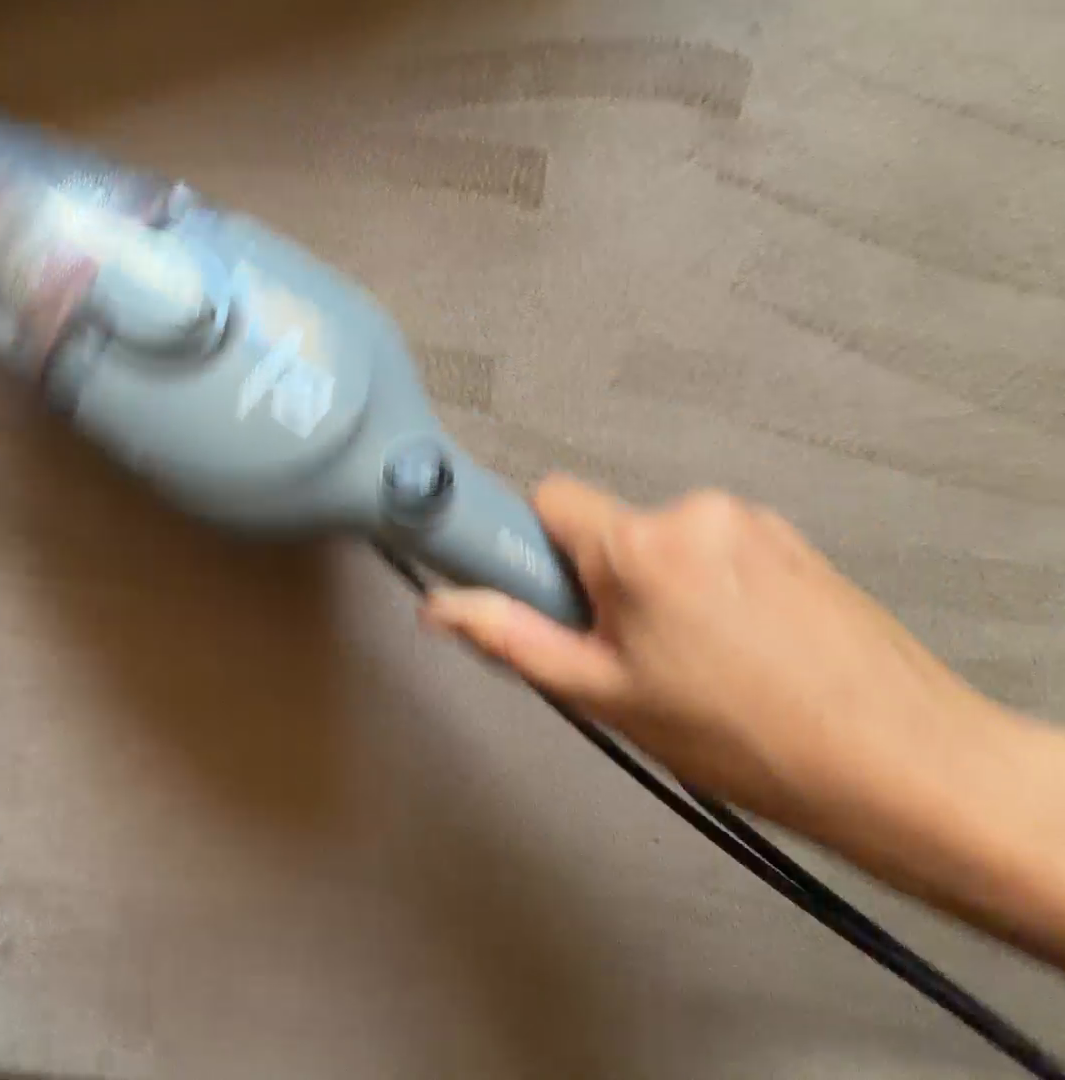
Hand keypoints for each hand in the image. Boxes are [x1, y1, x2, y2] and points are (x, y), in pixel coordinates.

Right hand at [422, 476, 1010, 824]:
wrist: (907, 769)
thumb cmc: (739, 735)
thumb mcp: (600, 693)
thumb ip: (508, 638)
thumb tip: (436, 608)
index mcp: (640, 545)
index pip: (548, 497)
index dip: (532, 545)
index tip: (546, 596)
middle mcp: (697, 514)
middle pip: (603, 527)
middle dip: (596, 579)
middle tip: (622, 650)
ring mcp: (755, 523)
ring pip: (657, 542)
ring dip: (649, 585)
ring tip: (686, 658)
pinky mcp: (794, 543)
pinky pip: (708, 549)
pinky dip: (699, 586)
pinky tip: (731, 648)